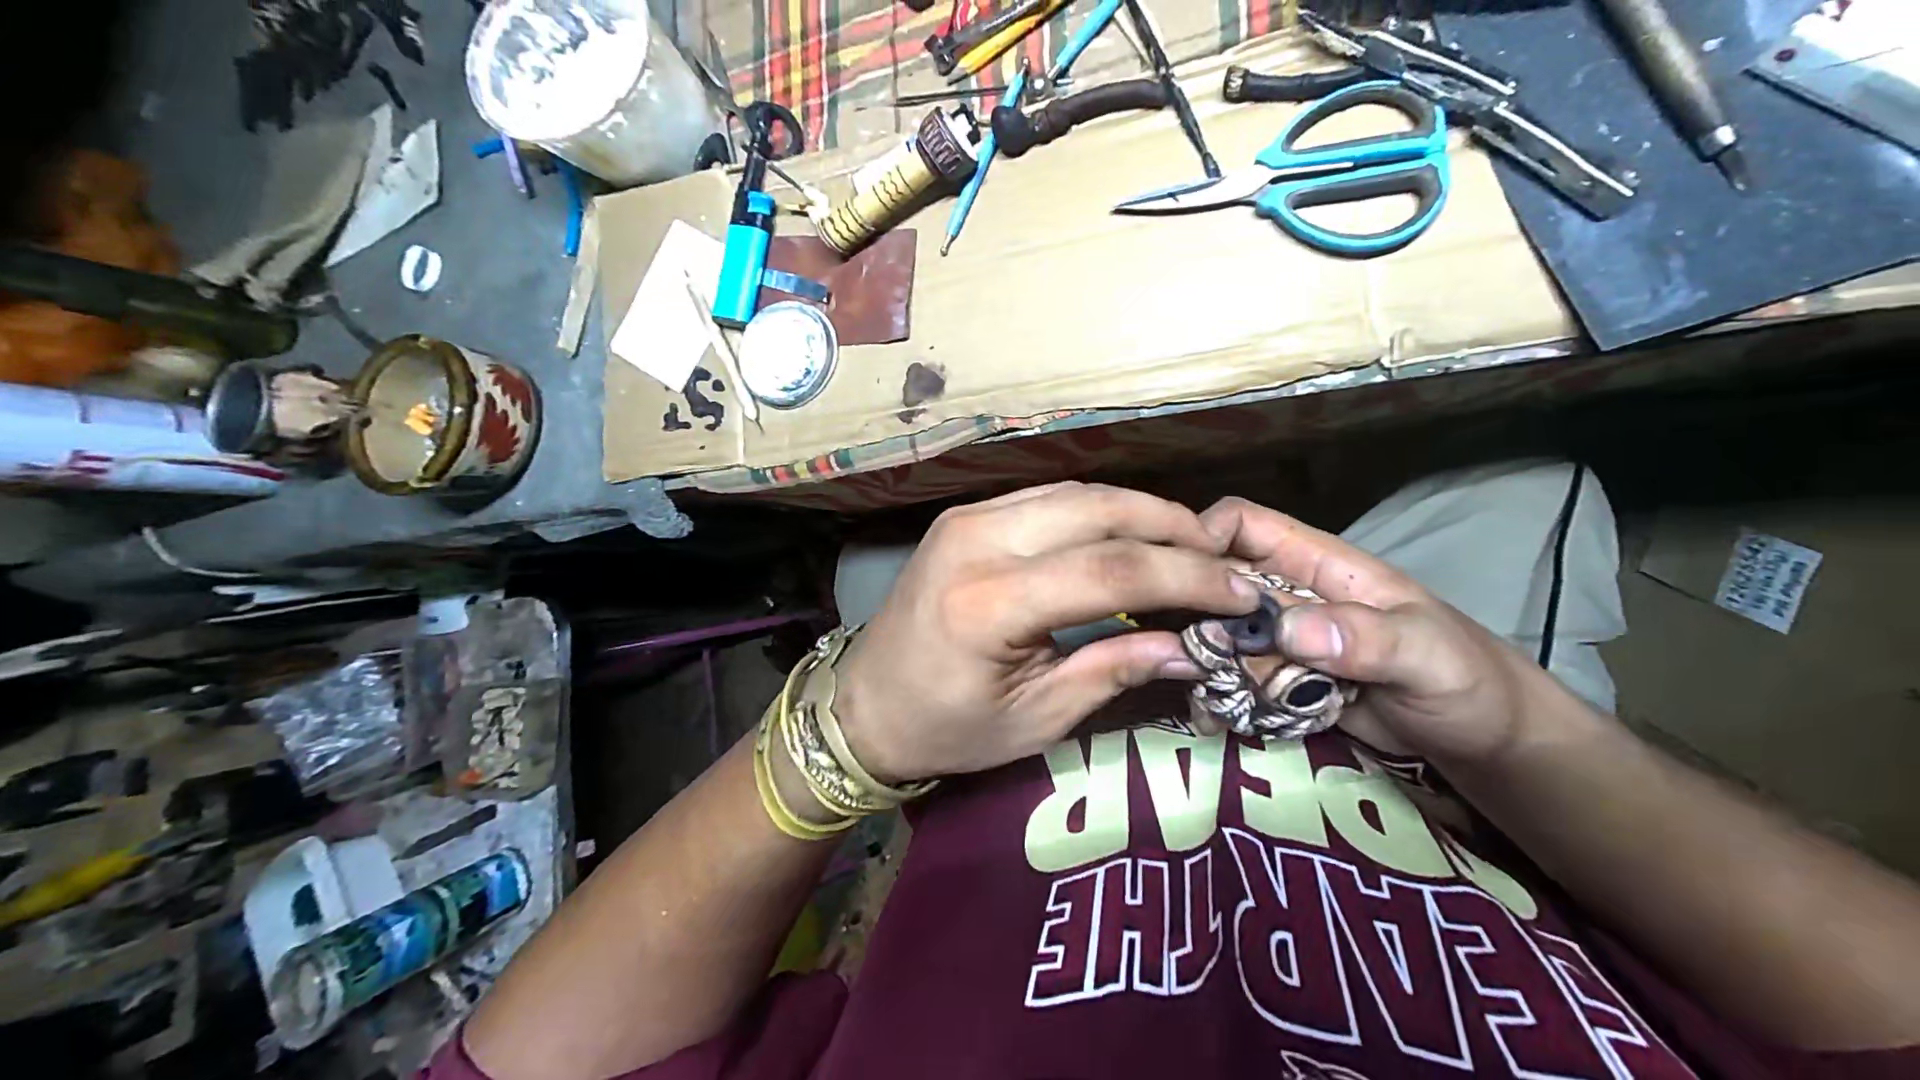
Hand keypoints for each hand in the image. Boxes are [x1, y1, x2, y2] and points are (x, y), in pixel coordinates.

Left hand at [834, 483, 1261, 781]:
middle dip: (1171, 526)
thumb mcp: (1035, 719)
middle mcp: (976, 542)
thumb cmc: (946, 728)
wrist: (864, 704)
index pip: (1109, 571)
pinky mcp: (964, 516)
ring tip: (1188, 542)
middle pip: (1097, 511)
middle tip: (1220, 556)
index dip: (1186, 577)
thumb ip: (1113, 672)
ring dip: (1138, 510)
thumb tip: (1190, 644)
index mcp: (988, 604)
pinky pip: (1046, 499)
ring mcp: (966, 519)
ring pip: (1074, 493)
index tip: (1240, 591)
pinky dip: (1097, 510)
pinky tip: (1128, 533)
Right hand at [1199, 497, 1555, 765]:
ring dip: (1202, 661)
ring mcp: (1276, 641)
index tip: (1178, 579)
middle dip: (1189, 611)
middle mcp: (1284, 595)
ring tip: (1207, 692)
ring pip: (1213, 635)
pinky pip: (1230, 679)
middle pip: (1212, 582)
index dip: (1200, 537)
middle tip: (1178, 651)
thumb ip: (1367, 638)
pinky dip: (1218, 695)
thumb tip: (1289, 629)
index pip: (1241, 524)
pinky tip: (1218, 716)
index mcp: (1315, 563)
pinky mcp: (1275, 682)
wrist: (1481, 740)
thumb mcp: (1428, 654)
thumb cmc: (1466, 677)